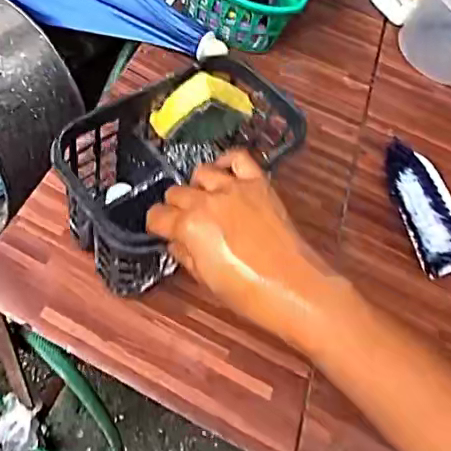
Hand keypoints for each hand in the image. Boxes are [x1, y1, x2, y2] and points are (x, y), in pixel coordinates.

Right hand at [145, 149, 349, 349]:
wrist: (293, 287)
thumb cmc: (249, 292)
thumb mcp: (205, 280)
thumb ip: (186, 255)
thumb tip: (177, 242)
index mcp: (190, 226)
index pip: (158, 216)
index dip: (157, 225)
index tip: (162, 230)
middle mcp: (209, 200)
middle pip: (177, 192)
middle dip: (176, 207)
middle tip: (185, 220)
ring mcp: (235, 188)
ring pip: (202, 172)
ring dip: (199, 186)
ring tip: (206, 200)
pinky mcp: (259, 183)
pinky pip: (237, 158)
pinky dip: (226, 162)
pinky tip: (224, 175)